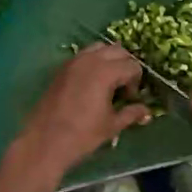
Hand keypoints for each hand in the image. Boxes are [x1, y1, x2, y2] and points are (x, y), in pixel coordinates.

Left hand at [3, 44, 151, 183]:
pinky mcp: (62, 68)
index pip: (132, 66)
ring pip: (100, 48)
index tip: (130, 100)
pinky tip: (92, 84)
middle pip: (118, 51)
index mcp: (106, 71)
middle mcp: (90, 60)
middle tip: (123, 89)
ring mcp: (74, 61)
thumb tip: (147, 112)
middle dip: (126, 67)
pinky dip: (94, 62)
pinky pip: (84, 55)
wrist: (45, 142)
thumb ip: (131, 114)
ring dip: (110, 60)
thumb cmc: (82, 135)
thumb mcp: (112, 125)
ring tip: (109, 83)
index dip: (136, 83)